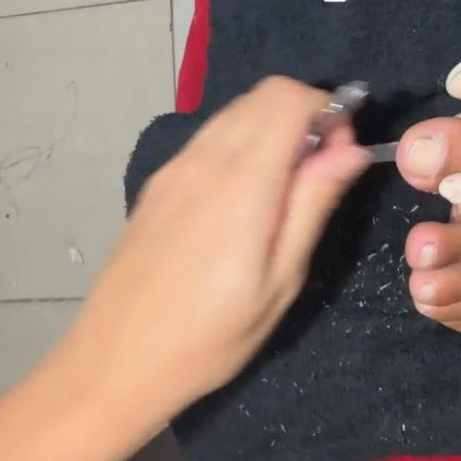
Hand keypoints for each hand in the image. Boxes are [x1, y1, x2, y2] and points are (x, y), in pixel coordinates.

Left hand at [66, 77, 370, 407]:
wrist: (109, 366)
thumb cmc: (208, 338)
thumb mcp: (280, 282)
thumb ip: (313, 204)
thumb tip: (351, 148)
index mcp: (240, 184)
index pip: (288, 97)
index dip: (326, 111)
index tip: (340, 156)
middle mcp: (204, 160)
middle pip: (266, 93)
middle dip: (305, 114)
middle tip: (319, 171)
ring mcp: (175, 167)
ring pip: (238, 109)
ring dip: (274, 126)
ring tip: (284, 186)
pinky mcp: (158, 181)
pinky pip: (212, 135)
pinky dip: (243, 141)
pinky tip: (244, 197)